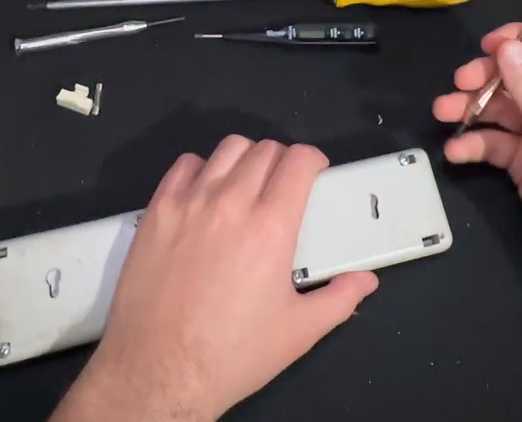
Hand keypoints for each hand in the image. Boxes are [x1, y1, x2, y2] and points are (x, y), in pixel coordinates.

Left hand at [54, 137, 378, 421]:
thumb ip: (338, 299)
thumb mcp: (297, 333)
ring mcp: (191, 202)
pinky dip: (201, 170)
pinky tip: (205, 192)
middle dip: (282, 161)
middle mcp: (232, 203)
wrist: (157, 373)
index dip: (313, 160)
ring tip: (246, 184)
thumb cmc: (229, 355)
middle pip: (266, 149)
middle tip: (283, 186)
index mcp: (271, 226)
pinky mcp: (158, 210)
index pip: (299, 159)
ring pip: (228, 148)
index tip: (314, 172)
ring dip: (245, 159)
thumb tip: (364, 281)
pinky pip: (184, 164)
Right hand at [433, 24, 521, 297]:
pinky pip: (495, 143)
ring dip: (471, 109)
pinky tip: (456, 152)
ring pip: (500, 108)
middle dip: (485, 78)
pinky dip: (475, 144)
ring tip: (443, 113)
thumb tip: (507, 45)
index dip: (517, 41)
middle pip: (517, 76)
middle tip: (458, 85)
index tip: (484, 47)